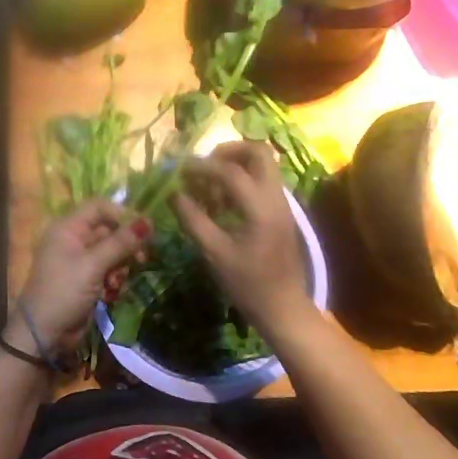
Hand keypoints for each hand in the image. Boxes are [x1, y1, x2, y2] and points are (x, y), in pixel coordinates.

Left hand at [10, 200, 150, 355]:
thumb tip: (148, 221)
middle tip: (142, 259)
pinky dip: (115, 279)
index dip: (123, 214)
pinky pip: (109, 270)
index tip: (145, 229)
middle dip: (126, 245)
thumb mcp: (93, 265)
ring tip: (118, 283)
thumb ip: (121, 242)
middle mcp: (73, 239)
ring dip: (121, 266)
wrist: (45, 335)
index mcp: (67, 228)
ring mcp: (79, 260)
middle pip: (109, 230)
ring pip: (112, 252)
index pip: (100, 207)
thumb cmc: (64, 292)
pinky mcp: (86, 279)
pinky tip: (113, 293)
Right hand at [174, 142, 312, 330]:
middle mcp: (276, 197)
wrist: (283, 308)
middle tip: (203, 166)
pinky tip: (222, 203)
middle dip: (228, 151)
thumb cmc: (248, 284)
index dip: (201, 166)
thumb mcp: (214, 254)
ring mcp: (282, 203)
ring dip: (235, 166)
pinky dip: (242, 180)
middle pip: (259, 151)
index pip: (230, 171)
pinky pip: (262, 181)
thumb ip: (193, 220)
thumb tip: (174, 194)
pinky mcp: (280, 212)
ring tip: (210, 188)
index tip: (179, 170)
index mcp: (260, 207)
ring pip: (263, 165)